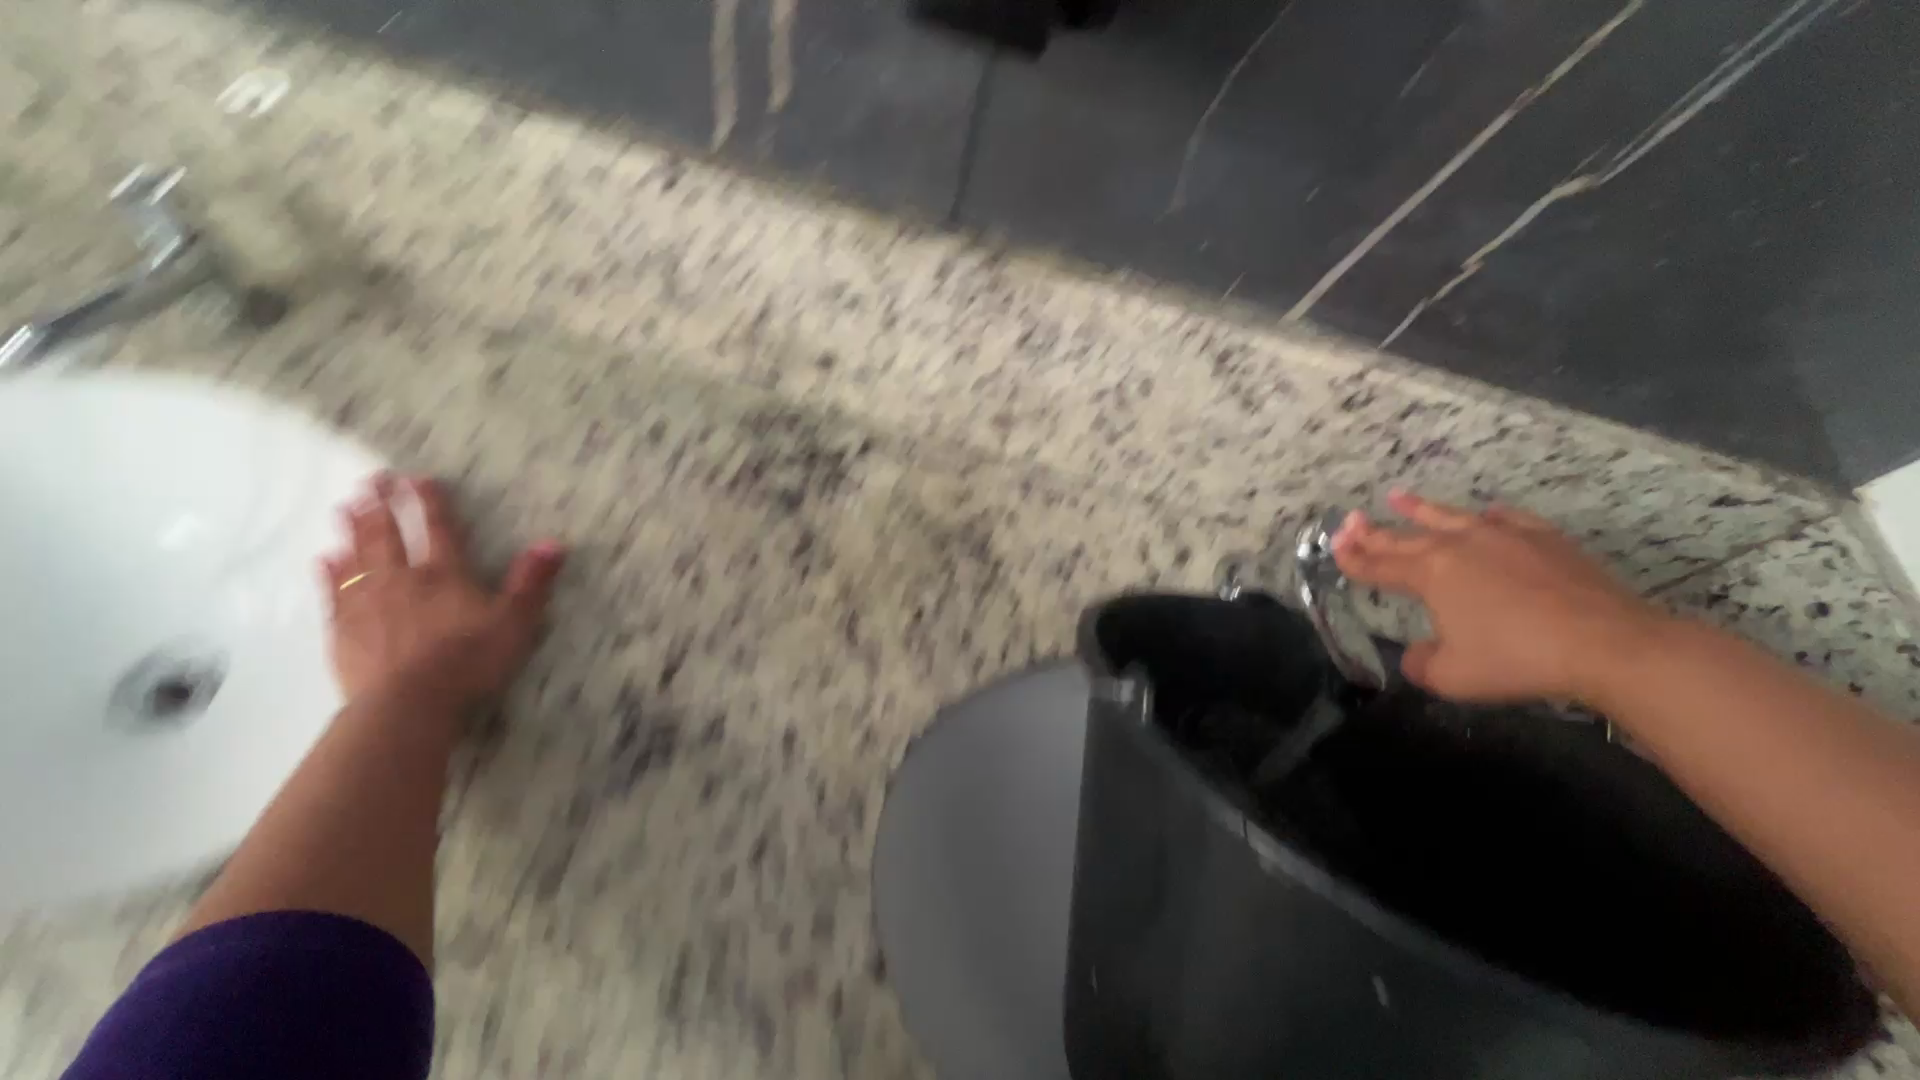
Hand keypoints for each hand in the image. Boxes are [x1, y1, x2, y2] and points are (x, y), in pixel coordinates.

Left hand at [321, 472, 565, 709]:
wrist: (408, 705)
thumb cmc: (469, 663)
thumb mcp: (515, 623)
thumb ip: (531, 582)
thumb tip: (553, 543)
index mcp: (445, 575)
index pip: (437, 528)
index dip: (429, 502)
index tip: (417, 478)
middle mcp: (402, 579)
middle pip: (388, 534)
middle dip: (381, 505)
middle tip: (371, 480)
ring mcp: (367, 603)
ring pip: (358, 557)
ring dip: (352, 530)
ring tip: (345, 507)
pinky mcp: (344, 630)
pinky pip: (334, 593)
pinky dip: (329, 573)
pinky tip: (324, 559)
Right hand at [1331, 490, 1670, 704]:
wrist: (1607, 643)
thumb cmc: (1518, 659)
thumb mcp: (1452, 676)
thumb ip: (1422, 664)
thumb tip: (1417, 654)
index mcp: (1432, 574)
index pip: (1381, 566)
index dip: (1354, 560)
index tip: (1333, 548)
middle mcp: (1461, 546)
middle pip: (1406, 537)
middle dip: (1373, 532)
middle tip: (1350, 521)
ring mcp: (1505, 537)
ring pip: (1451, 517)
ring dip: (1421, 509)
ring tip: (1398, 496)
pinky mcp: (1545, 540)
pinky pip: (1507, 519)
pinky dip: (1488, 517)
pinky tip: (1486, 514)